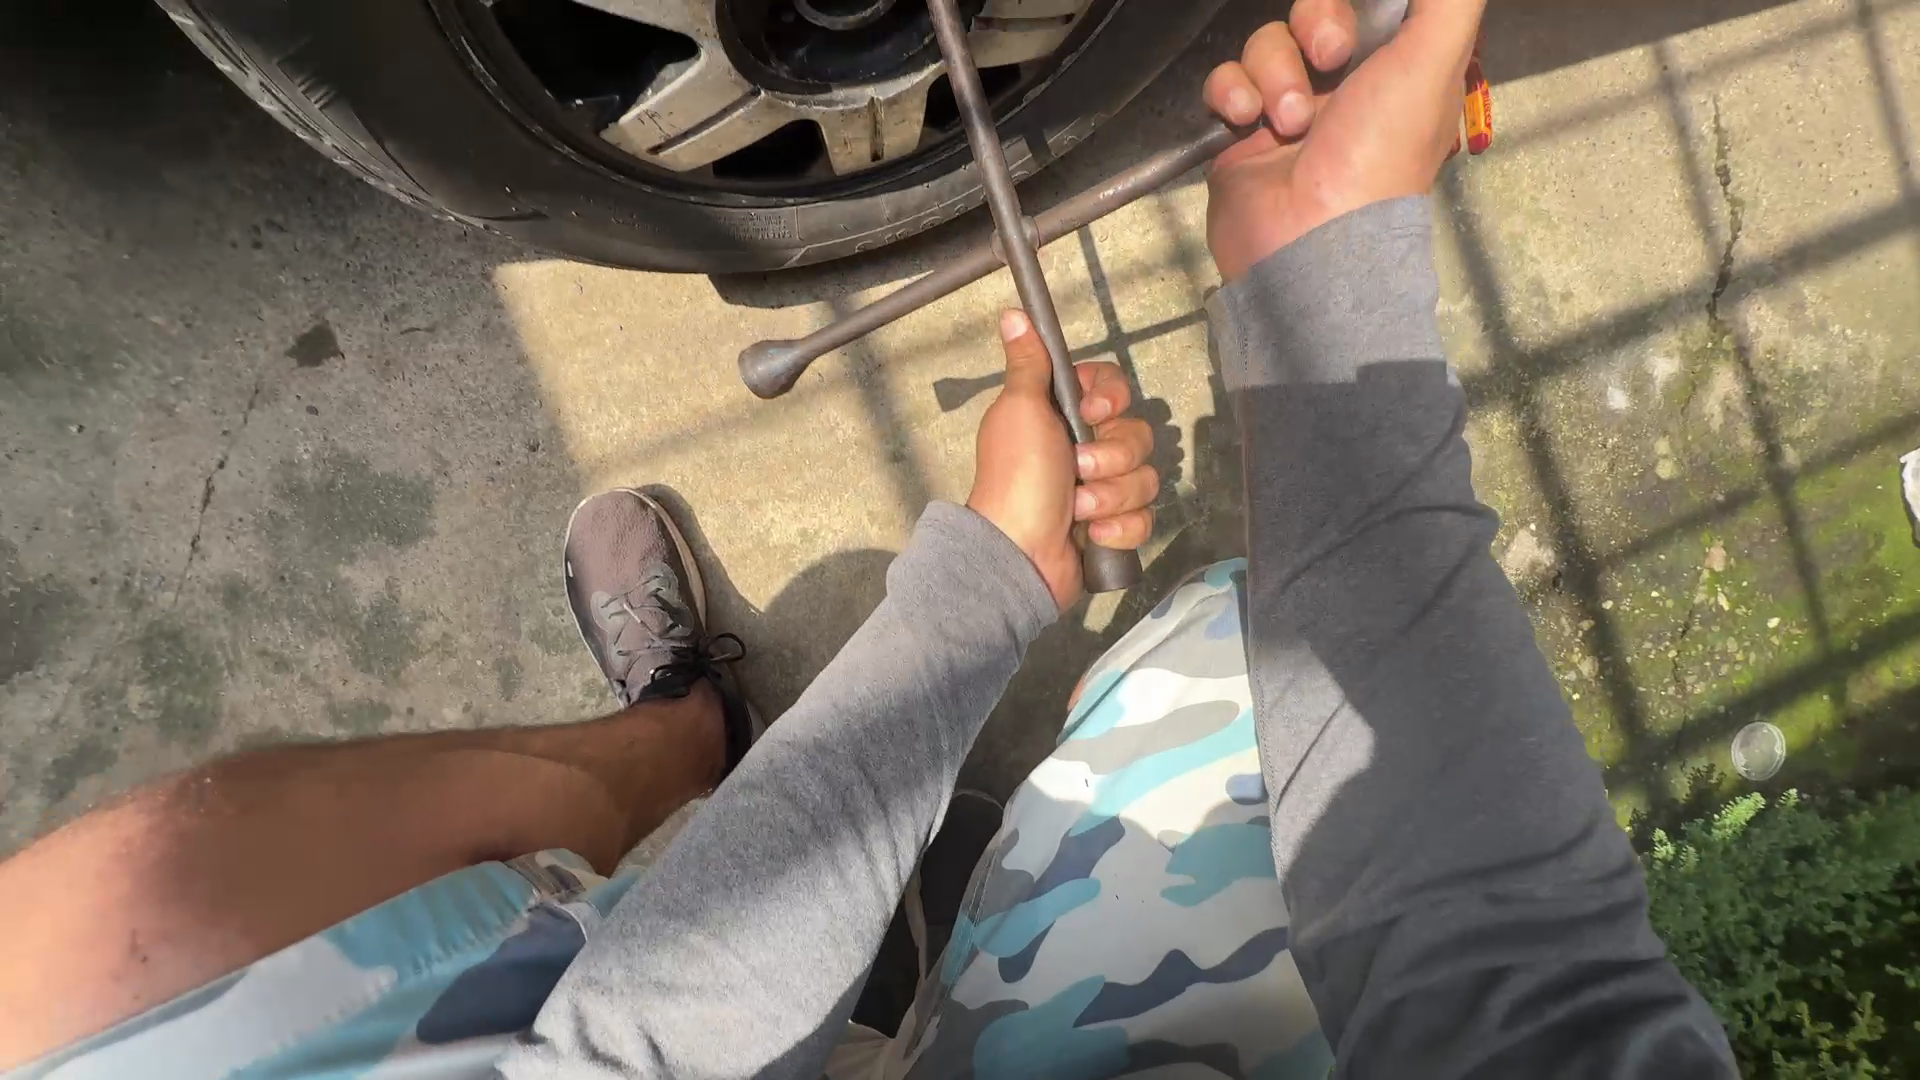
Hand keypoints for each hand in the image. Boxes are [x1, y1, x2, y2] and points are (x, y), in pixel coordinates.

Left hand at [968, 310, 1156, 611]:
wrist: (1019, 552)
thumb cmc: (1017, 476)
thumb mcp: (1020, 410)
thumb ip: (1028, 363)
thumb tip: (1012, 315)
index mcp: (1063, 418)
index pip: (1114, 390)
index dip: (1112, 399)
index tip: (1092, 411)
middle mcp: (1086, 449)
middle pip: (1137, 435)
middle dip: (1110, 457)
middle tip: (1077, 469)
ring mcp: (1102, 490)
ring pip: (1144, 478)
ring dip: (1110, 496)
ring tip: (1077, 509)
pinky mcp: (1113, 527)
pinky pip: (1144, 518)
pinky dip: (1118, 528)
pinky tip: (1091, 534)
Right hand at [1203, 0, 1485, 280]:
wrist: (1307, 236)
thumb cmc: (1377, 152)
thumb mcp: (1437, 56)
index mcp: (1387, 69)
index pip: (1365, 7)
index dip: (1354, 8)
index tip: (1358, 31)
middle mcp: (1336, 87)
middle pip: (1310, 14)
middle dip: (1315, 26)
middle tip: (1328, 62)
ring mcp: (1281, 112)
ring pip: (1264, 46)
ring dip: (1274, 74)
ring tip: (1287, 122)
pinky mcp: (1236, 135)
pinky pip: (1222, 84)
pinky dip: (1230, 93)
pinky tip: (1245, 120)